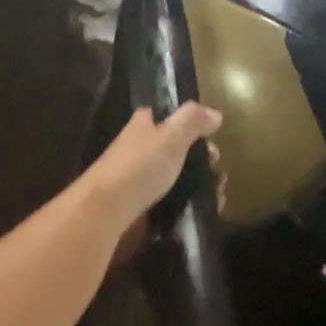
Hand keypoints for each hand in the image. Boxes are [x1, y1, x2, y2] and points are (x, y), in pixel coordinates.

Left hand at [81, 103, 222, 234]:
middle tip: (219, 171)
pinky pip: (174, 204)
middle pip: (175, 150)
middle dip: (200, 160)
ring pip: (177, 178)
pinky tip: (207, 213)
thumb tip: (215, 113)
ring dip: (200, 185)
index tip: (210, 136)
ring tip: (219, 196)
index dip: (187, 123)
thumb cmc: (139, 167)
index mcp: (142, 127)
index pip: (164, 117)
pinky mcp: (144, 208)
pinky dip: (191, 206)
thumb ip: (192, 121)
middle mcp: (140, 150)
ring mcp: (141, 180)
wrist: (107, 212)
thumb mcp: (170, 136)